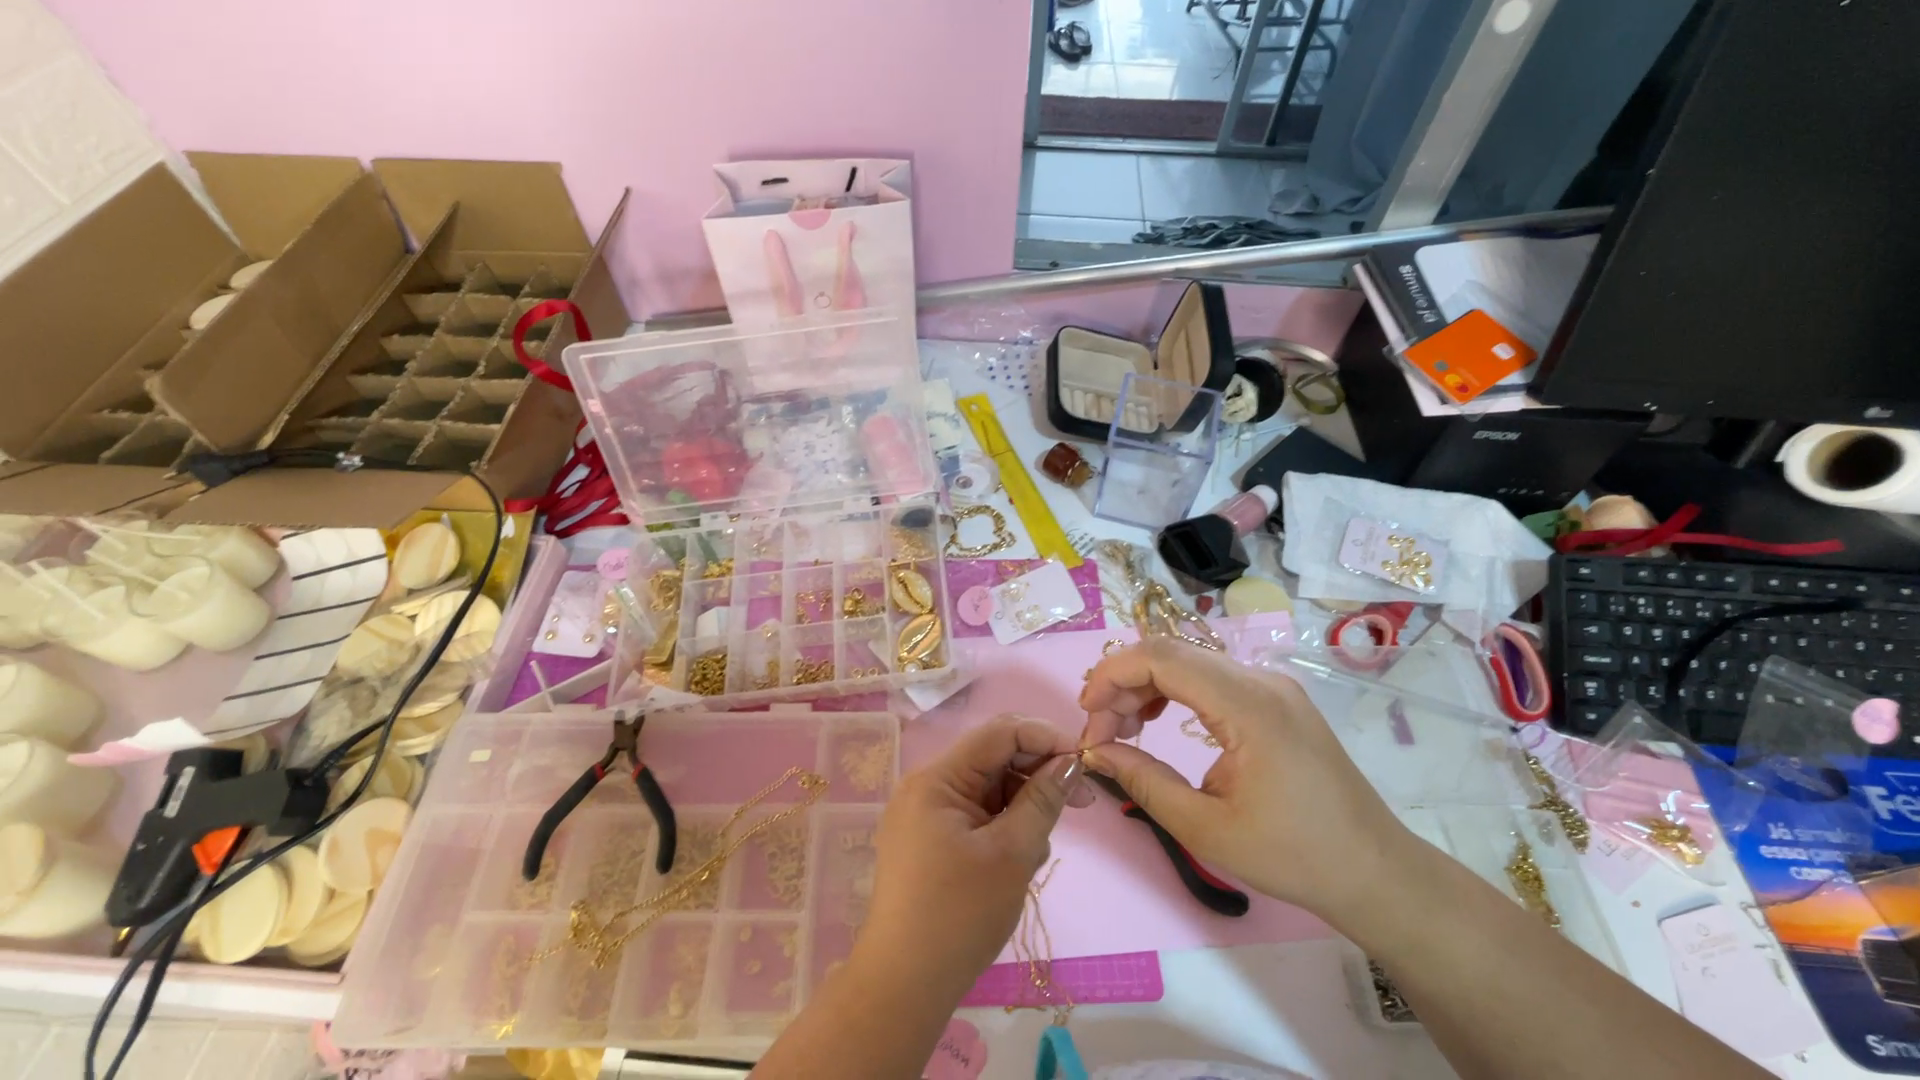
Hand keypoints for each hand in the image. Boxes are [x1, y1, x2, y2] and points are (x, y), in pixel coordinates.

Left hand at [861, 715, 1092, 987]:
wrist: (905, 984)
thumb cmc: (960, 914)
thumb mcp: (1012, 853)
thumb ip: (1043, 799)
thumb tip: (1070, 761)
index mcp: (936, 779)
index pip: (1000, 732)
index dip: (1046, 738)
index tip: (1086, 763)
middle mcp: (926, 788)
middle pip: (993, 759)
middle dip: (1038, 775)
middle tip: (1081, 804)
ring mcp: (924, 816)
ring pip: (989, 790)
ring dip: (1022, 808)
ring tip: (1035, 852)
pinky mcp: (929, 843)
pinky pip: (976, 817)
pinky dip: (1004, 829)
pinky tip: (1018, 862)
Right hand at [1078, 638, 1415, 915]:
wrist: (1372, 871)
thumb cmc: (1292, 855)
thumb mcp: (1204, 827)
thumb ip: (1142, 780)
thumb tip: (1095, 749)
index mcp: (1249, 705)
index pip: (1162, 658)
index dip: (1112, 676)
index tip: (1086, 718)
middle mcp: (1262, 681)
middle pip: (1172, 654)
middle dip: (1123, 685)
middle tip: (1100, 733)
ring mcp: (1273, 688)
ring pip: (1190, 663)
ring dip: (1146, 688)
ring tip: (1122, 732)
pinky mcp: (1277, 702)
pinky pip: (1212, 680)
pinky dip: (1174, 694)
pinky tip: (1157, 723)